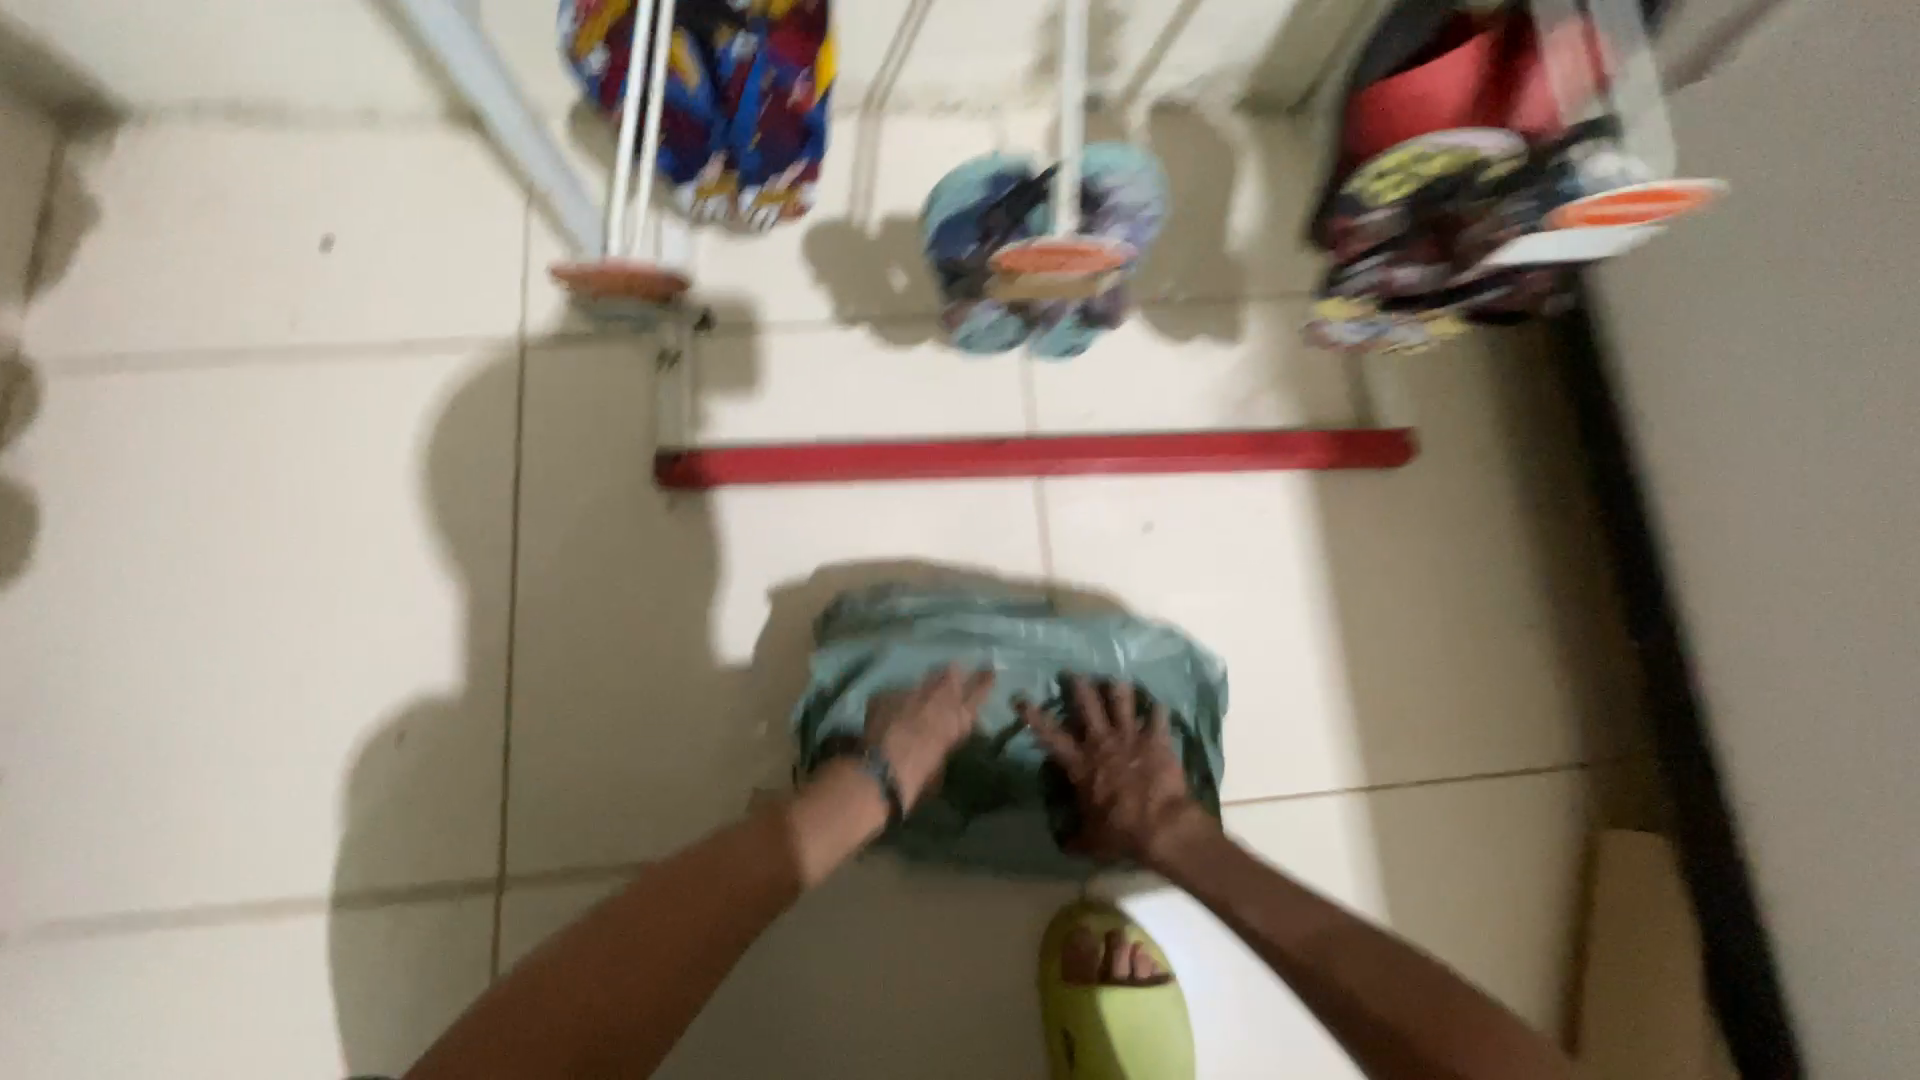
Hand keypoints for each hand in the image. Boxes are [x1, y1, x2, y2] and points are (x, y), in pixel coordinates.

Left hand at [864, 666, 995, 807]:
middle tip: (954, 671)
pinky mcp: (886, 693)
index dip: (984, 680)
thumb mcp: (941, 764)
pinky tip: (890, 708)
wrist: (881, 771)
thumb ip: (945, 745)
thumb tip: (941, 741)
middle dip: (953, 674)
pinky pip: (895, 690)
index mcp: (958, 718)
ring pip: (925, 677)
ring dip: (927, 682)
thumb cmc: (920, 779)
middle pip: (951, 674)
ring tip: (924, 687)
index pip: (979, 691)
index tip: (990, 670)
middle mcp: (938, 697)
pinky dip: (896, 698)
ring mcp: (911, 691)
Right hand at [1018, 677, 1214, 868]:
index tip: (1021, 697)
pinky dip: (1158, 711)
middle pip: (1087, 706)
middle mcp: (1101, 743)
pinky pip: (1158, 717)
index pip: (1049, 735)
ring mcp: (1130, 738)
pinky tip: (1159, 704)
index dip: (1033, 715)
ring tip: (1117, 680)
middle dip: (1079, 687)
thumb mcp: (1090, 841)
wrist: (1161, 825)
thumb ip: (1075, 839)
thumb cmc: (1120, 832)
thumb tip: (1063, 846)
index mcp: (1080, 764)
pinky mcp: (1156, 740)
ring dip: (1119, 690)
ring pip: (1122, 702)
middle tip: (1075, 673)